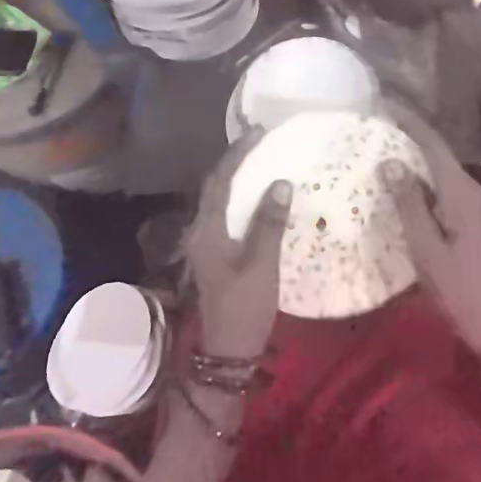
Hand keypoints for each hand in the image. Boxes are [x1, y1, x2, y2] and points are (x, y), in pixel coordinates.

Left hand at [185, 139, 291, 357]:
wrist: (228, 349)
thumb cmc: (245, 306)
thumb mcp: (262, 265)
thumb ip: (269, 223)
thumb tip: (280, 183)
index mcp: (207, 230)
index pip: (221, 181)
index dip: (238, 154)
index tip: (257, 132)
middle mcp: (200, 231)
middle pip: (215, 186)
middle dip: (234, 161)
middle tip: (258, 140)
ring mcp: (204, 243)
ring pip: (218, 200)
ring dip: (235, 178)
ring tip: (258, 160)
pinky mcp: (213, 253)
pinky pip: (223, 214)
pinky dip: (238, 198)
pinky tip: (255, 197)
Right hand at [379, 102, 480, 353]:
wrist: (476, 307)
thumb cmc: (448, 278)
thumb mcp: (423, 242)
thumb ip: (408, 201)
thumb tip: (390, 162)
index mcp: (459, 191)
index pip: (434, 145)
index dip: (411, 122)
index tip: (385, 104)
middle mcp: (466, 186)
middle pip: (436, 148)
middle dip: (409, 130)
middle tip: (377, 119)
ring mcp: (465, 196)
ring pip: (436, 161)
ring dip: (412, 146)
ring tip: (382, 136)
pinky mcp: (460, 206)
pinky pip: (436, 175)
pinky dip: (417, 164)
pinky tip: (397, 167)